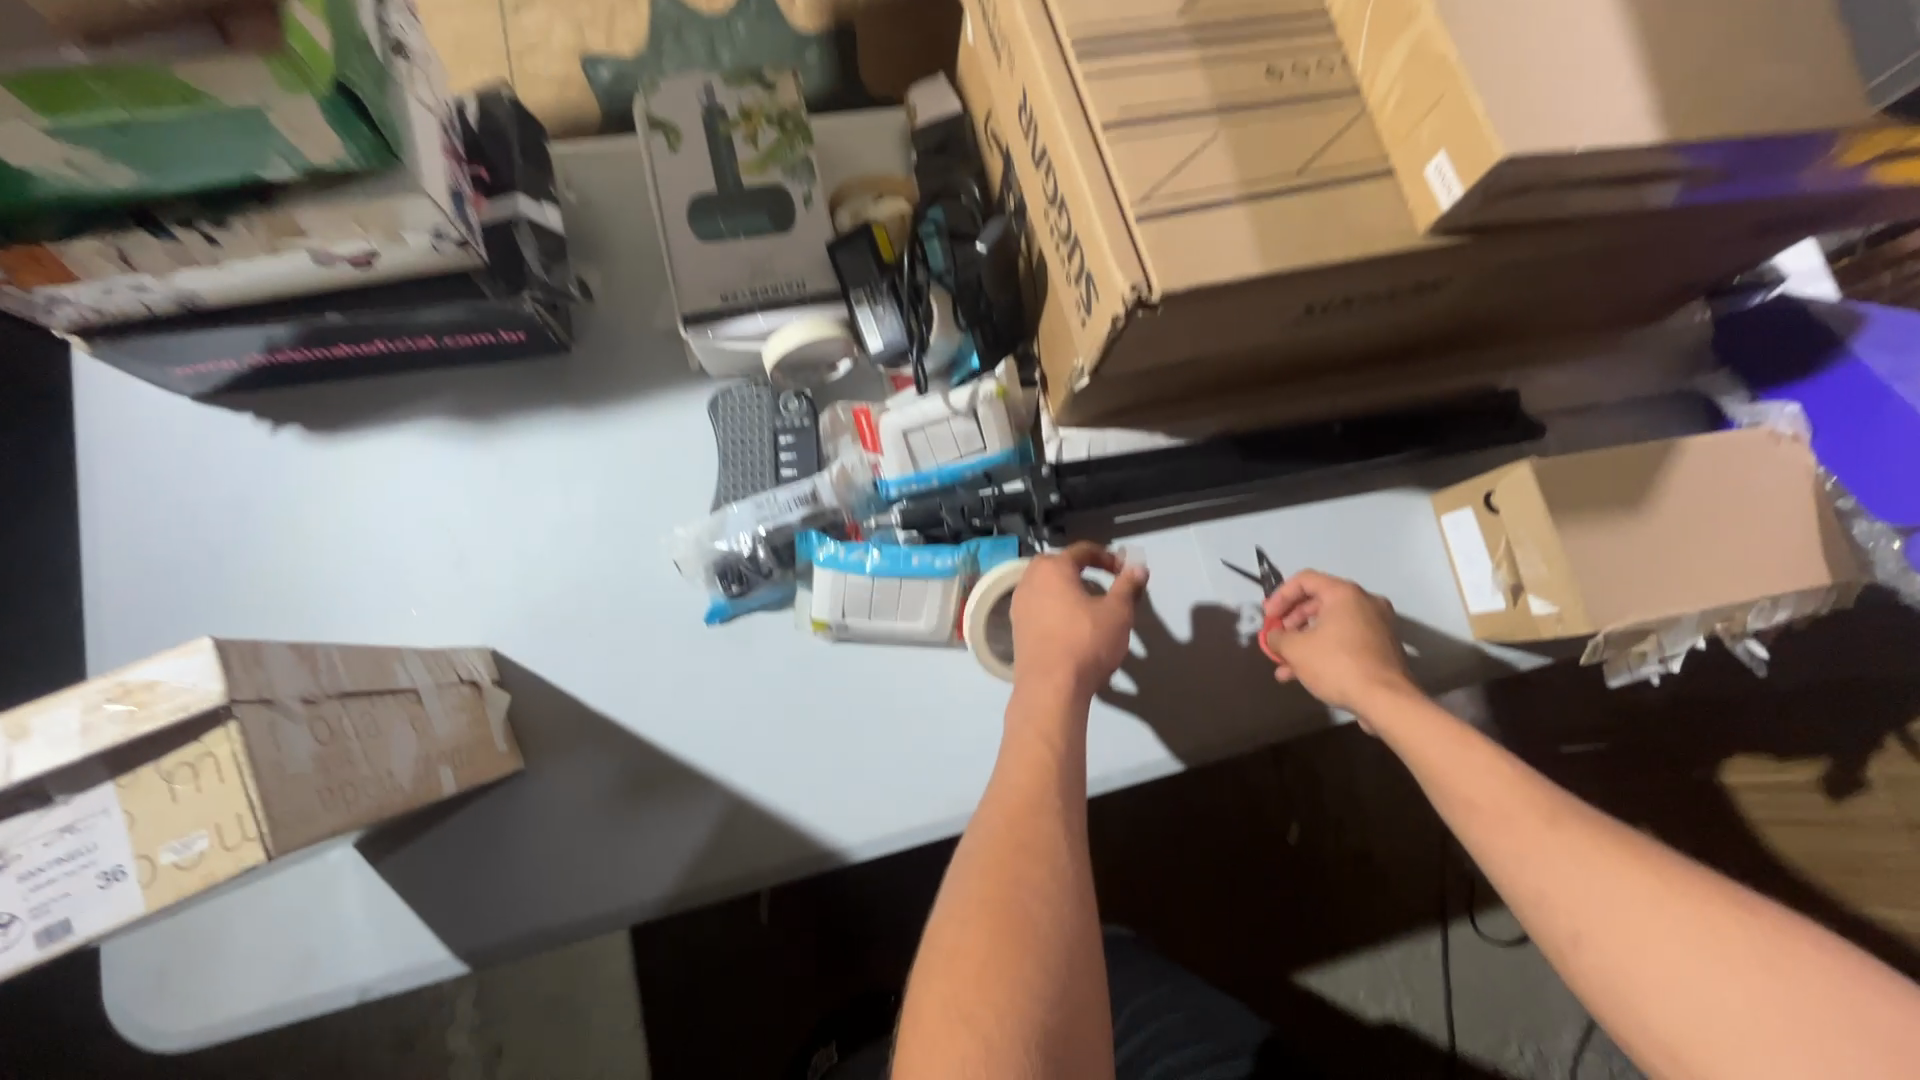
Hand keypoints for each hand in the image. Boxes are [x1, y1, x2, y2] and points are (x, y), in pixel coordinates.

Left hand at [1011, 543, 1148, 699]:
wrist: (1050, 688)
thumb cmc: (1086, 642)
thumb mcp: (1118, 612)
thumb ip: (1128, 586)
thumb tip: (1138, 568)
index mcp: (1053, 569)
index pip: (1082, 551)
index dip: (1107, 557)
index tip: (1124, 571)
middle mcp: (1029, 581)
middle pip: (1058, 566)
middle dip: (1082, 570)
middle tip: (1103, 584)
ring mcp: (1019, 606)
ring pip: (1046, 588)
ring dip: (1067, 590)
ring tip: (1089, 606)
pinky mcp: (1016, 629)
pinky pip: (1039, 608)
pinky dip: (1055, 609)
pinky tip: (1072, 627)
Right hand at [1263, 570, 1416, 717]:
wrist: (1386, 700)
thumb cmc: (1337, 664)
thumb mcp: (1295, 649)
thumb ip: (1277, 637)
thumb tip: (1274, 636)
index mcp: (1344, 594)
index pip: (1304, 580)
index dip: (1280, 597)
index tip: (1268, 618)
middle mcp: (1365, 602)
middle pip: (1317, 602)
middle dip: (1290, 622)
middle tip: (1276, 639)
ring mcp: (1376, 625)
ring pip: (1330, 625)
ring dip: (1303, 641)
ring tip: (1282, 663)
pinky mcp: (1380, 648)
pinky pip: (1344, 640)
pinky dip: (1322, 651)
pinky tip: (1300, 675)